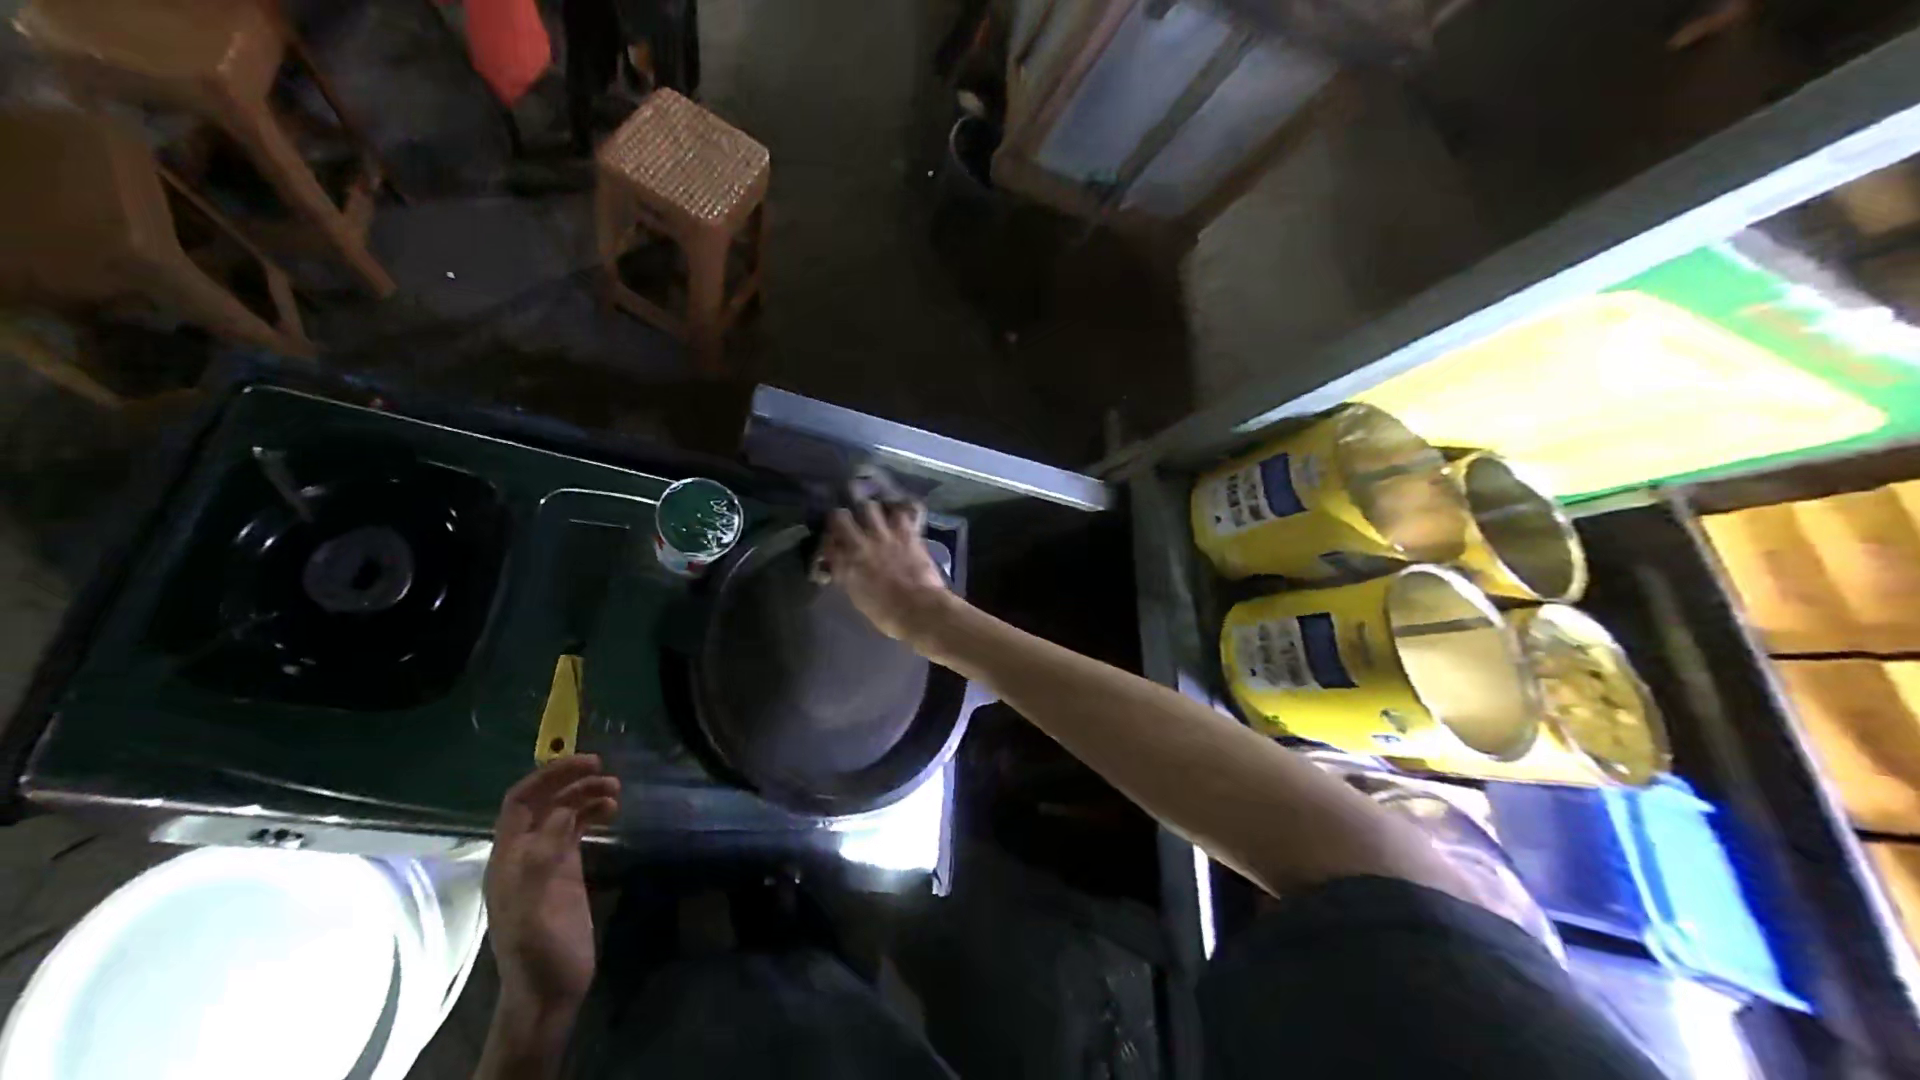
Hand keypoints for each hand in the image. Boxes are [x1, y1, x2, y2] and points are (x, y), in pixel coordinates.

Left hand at [486, 755, 619, 1014]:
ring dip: (586, 794)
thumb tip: (560, 813)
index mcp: (508, 859)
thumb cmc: (538, 951)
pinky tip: (612, 809)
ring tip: (615, 789)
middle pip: (543, 802)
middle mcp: (524, 853)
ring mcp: (546, 861)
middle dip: (570, 780)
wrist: (550, 989)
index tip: (584, 762)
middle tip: (605, 769)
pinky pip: (576, 829)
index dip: (548, 777)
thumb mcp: (533, 908)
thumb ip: (540, 861)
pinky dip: (593, 813)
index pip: (520, 803)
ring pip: (563, 812)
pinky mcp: (566, 871)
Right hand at [823, 499, 953, 647]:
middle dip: (841, 517)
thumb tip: (842, 567)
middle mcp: (860, 544)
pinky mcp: (907, 532)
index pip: (826, 543)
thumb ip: (847, 577)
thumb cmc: (887, 613)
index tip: (832, 544)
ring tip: (875, 516)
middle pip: (839, 516)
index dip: (828, 541)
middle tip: (848, 522)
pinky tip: (900, 515)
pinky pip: (901, 511)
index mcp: (845, 564)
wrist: (919, 609)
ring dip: (870, 510)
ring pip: (869, 506)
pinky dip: (899, 511)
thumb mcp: (858, 598)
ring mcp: (884, 535)